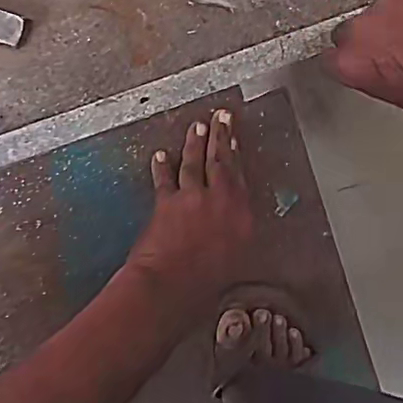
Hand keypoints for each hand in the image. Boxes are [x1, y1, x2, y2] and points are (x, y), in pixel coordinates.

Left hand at [126, 109, 254, 305]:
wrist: (170, 286)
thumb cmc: (204, 284)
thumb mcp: (236, 259)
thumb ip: (236, 233)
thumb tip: (234, 222)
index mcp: (241, 215)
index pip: (239, 175)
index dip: (236, 152)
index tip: (235, 137)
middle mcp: (219, 201)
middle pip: (220, 160)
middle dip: (221, 135)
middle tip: (221, 116)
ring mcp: (192, 199)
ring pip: (194, 162)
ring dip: (195, 142)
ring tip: (198, 126)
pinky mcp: (167, 203)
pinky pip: (165, 179)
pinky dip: (162, 166)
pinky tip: (161, 155)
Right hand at [325, 0, 402, 114]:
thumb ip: (373, 77)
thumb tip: (370, 71)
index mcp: (354, 61)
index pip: (331, 59)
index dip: (348, 64)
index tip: (359, 66)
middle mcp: (365, 27)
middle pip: (350, 31)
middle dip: (368, 41)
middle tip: (393, 54)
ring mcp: (390, 1)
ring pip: (380, 11)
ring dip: (394, 22)